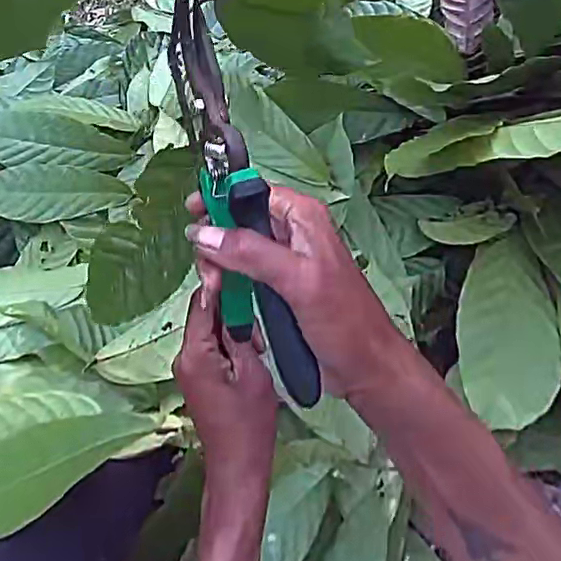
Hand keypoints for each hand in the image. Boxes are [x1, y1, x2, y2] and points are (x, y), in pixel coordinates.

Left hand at [177, 269, 274, 560]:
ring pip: (209, 329)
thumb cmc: (249, 423)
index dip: (219, 280)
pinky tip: (251, 348)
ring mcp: (189, 367)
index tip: (237, 261)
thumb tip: (231, 297)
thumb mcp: (253, 371)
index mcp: (194, 352)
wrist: (239, 469)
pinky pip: (211, 345)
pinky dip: (228, 341)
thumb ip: (238, 331)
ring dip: (232, 325)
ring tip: (258, 337)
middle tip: (258, 312)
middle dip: (230, 307)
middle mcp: (184, 355)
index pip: (202, 301)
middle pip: (204, 313)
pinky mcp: (198, 377)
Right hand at [185, 185, 405, 399]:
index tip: (192, 211)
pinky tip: (223, 296)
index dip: (221, 196)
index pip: (253, 190)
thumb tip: (203, 233)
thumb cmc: (344, 321)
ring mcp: (284, 259)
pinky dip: (228, 281)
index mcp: (302, 215)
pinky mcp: (277, 285)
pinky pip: (242, 272)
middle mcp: (291, 230)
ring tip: (215, 288)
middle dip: (216, 237)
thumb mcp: (297, 281)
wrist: (367, 369)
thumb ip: (251, 253)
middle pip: (239, 218)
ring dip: (219, 263)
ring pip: (236, 246)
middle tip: (207, 269)